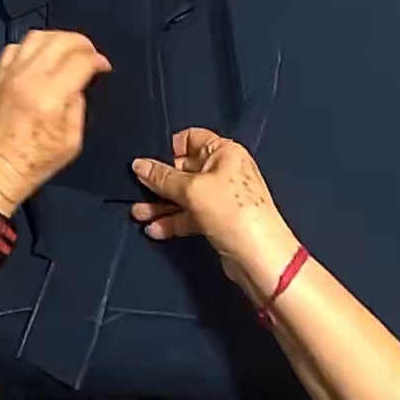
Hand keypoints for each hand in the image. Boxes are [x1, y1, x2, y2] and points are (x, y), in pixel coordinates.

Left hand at [0, 30, 111, 215]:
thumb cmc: (33, 163)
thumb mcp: (71, 142)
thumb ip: (77, 106)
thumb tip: (78, 84)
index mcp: (50, 95)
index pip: (80, 59)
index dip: (98, 59)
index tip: (104, 67)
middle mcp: (28, 77)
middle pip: (60, 40)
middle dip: (82, 43)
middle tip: (90, 55)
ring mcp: (9, 73)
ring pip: (36, 36)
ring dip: (57, 38)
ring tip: (68, 50)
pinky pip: (15, 47)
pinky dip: (32, 45)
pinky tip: (40, 57)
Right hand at [130, 128, 302, 301]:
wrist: (262, 261)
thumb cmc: (235, 214)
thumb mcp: (191, 189)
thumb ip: (161, 176)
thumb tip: (139, 165)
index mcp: (224, 153)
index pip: (190, 138)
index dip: (169, 149)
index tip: (151, 162)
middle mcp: (223, 171)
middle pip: (182, 169)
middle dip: (158, 182)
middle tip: (137, 189)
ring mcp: (220, 198)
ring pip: (182, 195)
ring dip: (160, 205)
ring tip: (139, 214)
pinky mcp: (217, 220)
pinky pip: (188, 215)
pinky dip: (172, 221)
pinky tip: (155, 229)